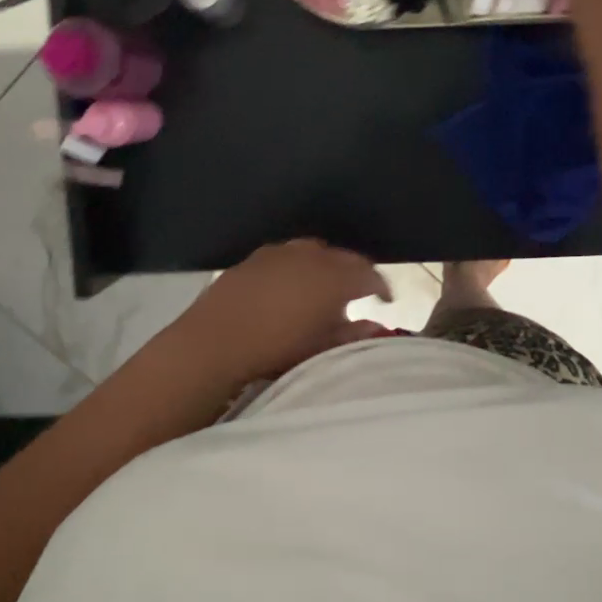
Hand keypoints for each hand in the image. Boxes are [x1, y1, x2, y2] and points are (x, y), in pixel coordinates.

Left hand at [167, 239, 392, 383]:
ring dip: (327, 266)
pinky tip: (292, 283)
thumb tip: (376, 327)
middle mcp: (313, 257)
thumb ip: (353, 335)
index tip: (386, 301)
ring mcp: (282, 252)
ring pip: (316, 252)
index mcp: (335, 278)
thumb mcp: (322, 348)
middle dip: (357, 273)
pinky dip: (299, 265)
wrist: (215, 340)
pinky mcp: (256, 257)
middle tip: (361, 292)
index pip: (370, 275)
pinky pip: (289, 255)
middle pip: (345, 258)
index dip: (382, 288)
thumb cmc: (277, 349)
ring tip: (327, 286)